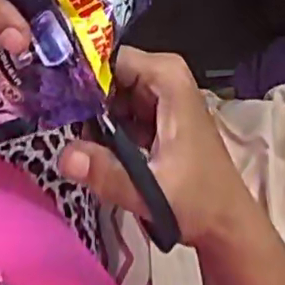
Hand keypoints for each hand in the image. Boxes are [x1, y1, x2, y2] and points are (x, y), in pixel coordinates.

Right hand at [57, 48, 261, 248]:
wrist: (227, 225)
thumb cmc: (198, 200)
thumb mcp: (151, 189)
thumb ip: (107, 172)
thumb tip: (64, 155)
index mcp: (166, 74)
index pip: (109, 58)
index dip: (82, 78)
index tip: (56, 102)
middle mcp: (163, 73)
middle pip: (108, 75)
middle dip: (86, 102)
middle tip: (63, 130)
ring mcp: (160, 91)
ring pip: (110, 93)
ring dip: (94, 119)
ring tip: (80, 144)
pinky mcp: (155, 110)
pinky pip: (119, 108)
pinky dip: (106, 128)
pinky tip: (96, 150)